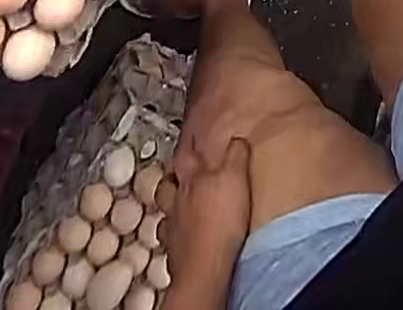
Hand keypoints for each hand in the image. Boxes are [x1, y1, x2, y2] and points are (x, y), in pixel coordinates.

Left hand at [162, 136, 251, 309]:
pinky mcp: (174, 252)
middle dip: (172, 176)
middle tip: (180, 172)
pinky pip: (170, 237)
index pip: (185, 153)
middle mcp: (177, 199)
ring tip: (179, 204)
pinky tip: (183, 235)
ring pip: (165, 210)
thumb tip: (236, 138)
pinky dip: (174, 233)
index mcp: (193, 178)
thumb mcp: (237, 176)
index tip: (188, 134)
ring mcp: (172, 227)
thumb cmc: (222, 220)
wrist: (205, 268)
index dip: (187, 142)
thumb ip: (236, 154)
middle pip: (167, 183)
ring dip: (171, 205)